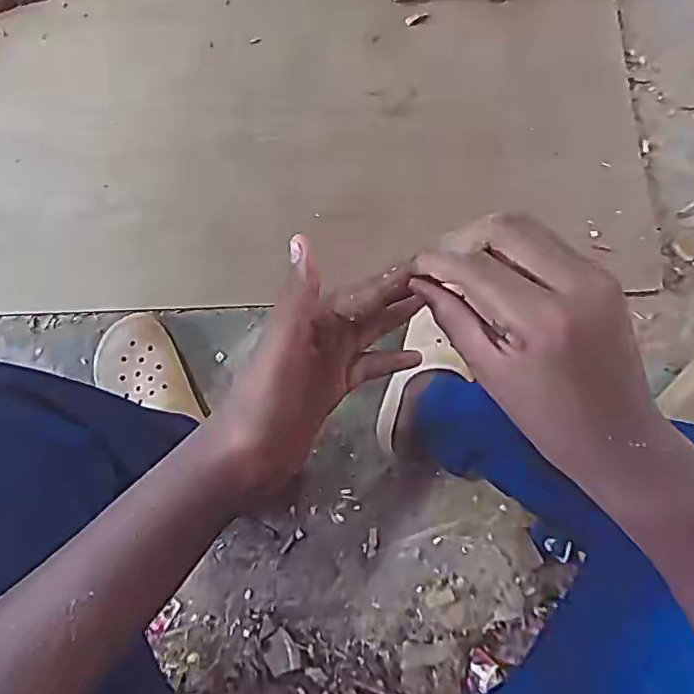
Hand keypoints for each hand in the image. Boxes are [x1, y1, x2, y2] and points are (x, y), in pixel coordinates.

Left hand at [207, 235, 422, 502]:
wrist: (249, 453)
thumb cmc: (264, 397)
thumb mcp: (281, 342)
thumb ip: (297, 295)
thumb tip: (300, 239)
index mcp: (311, 318)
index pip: (360, 292)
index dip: (392, 278)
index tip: (430, 260)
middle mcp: (321, 334)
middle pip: (368, 308)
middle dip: (402, 293)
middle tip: (444, 278)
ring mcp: (329, 362)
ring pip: (370, 332)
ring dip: (398, 319)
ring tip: (436, 306)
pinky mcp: (334, 388)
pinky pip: (368, 366)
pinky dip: (390, 360)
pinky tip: (417, 357)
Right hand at [412, 213, 673, 476]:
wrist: (621, 440)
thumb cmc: (547, 420)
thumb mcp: (488, 371)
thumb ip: (452, 316)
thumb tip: (421, 281)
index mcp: (542, 318)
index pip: (474, 265)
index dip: (435, 261)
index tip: (414, 269)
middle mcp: (575, 284)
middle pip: (504, 228)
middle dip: (461, 240)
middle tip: (439, 267)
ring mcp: (595, 276)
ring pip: (527, 229)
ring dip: (487, 242)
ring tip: (464, 270)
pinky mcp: (602, 277)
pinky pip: (546, 246)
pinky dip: (512, 252)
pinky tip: (496, 278)